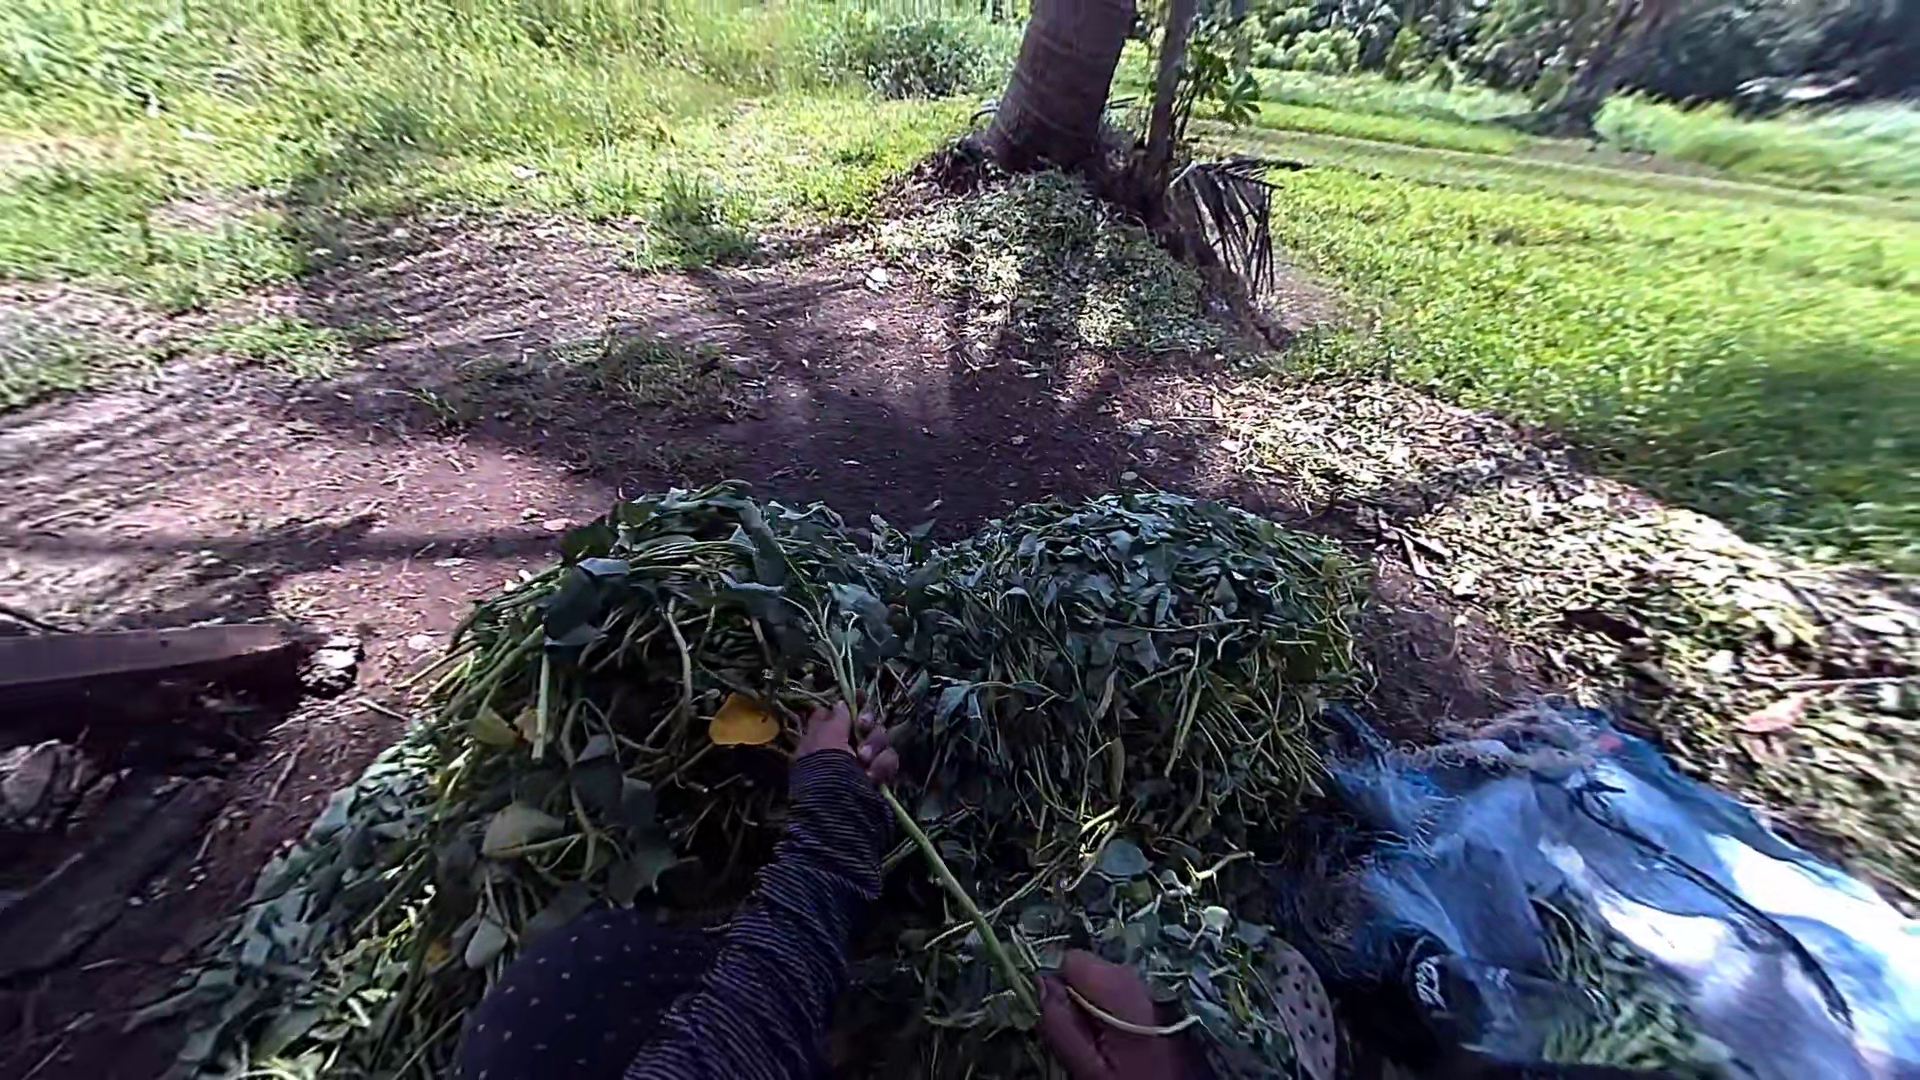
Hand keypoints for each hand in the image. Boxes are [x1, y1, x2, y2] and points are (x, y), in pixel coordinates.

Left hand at [796, 702, 898, 785]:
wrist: (840, 811)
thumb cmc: (824, 770)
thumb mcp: (824, 738)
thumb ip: (835, 717)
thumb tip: (841, 703)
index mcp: (823, 737)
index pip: (840, 711)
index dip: (852, 702)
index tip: (860, 695)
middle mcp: (843, 747)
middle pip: (866, 721)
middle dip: (867, 722)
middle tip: (863, 726)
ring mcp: (862, 762)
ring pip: (880, 738)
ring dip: (874, 745)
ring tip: (864, 761)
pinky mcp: (878, 775)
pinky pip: (889, 758)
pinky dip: (882, 765)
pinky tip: (873, 776)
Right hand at [1038, 952, 1182, 1079]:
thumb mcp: (1087, 1069)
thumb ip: (1059, 1023)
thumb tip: (1040, 980)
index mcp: (1116, 985)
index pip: (1069, 959)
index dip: (1059, 987)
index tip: (1066, 1021)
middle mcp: (1132, 974)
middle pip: (1085, 967)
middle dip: (1076, 996)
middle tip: (1085, 1040)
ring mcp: (1145, 984)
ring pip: (1098, 980)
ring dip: (1093, 1005)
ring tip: (1104, 1046)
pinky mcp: (1152, 998)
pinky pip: (1115, 991)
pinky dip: (1110, 1010)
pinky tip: (1119, 1041)